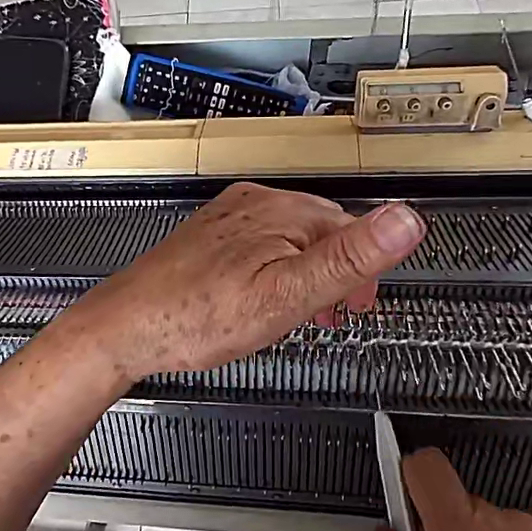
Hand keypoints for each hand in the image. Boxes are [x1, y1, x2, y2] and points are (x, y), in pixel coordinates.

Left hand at [47, 182, 424, 381]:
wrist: (127, 326)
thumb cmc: (196, 316)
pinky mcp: (213, 234)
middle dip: (336, 271)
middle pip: (323, 230)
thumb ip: (349, 259)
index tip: (361, 303)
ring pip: (291, 237)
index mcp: (283, 212)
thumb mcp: (287, 295)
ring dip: (306, 270)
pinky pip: (261, 242)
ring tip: (301, 309)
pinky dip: (276, 267)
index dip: (363, 270)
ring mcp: (231, 217)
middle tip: (333, 312)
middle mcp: (256, 204)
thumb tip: (404, 221)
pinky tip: (264, 294)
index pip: (351, 228)